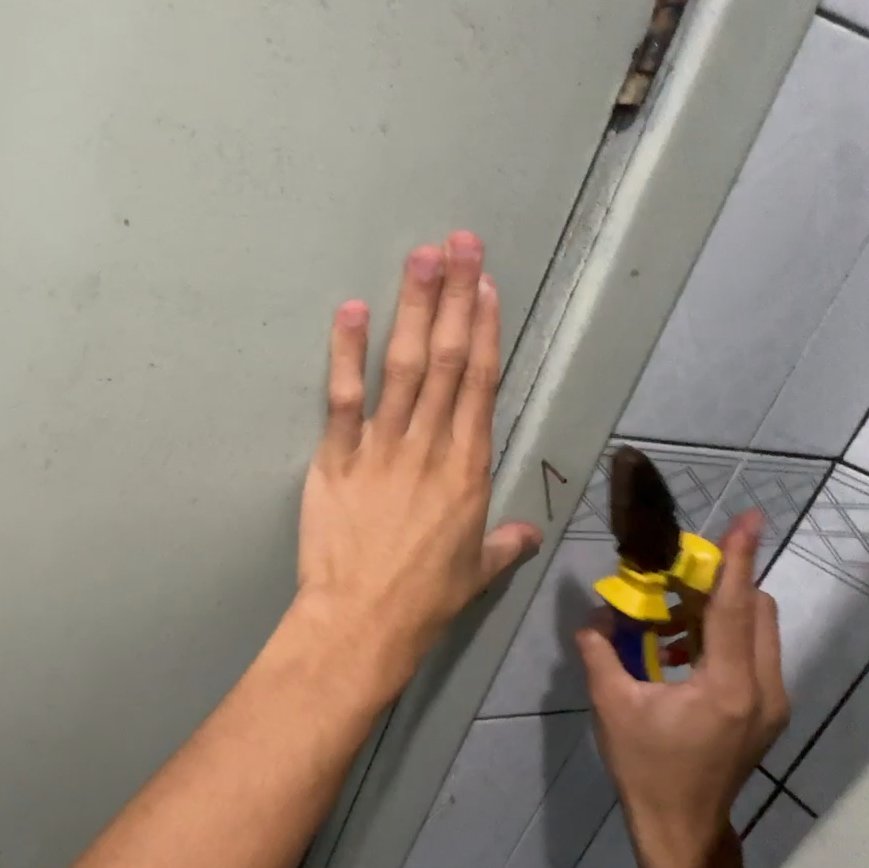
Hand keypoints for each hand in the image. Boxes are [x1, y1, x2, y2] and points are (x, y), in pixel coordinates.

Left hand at [292, 232, 541, 689]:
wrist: (363, 623)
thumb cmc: (423, 601)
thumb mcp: (475, 573)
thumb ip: (504, 544)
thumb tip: (531, 534)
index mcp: (469, 468)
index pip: (482, 383)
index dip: (485, 329)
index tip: (487, 286)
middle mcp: (431, 447)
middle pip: (449, 359)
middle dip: (455, 297)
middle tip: (459, 245)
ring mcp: (383, 449)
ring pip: (405, 367)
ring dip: (414, 309)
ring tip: (421, 259)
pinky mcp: (337, 460)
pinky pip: (344, 399)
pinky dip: (347, 353)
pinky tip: (350, 311)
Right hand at [575, 512, 787, 867]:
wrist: (681, 825)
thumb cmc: (645, 765)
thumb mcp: (611, 703)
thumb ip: (600, 650)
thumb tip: (594, 614)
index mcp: (726, 685)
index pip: (734, 608)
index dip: (738, 560)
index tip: (749, 520)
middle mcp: (762, 688)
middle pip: (756, 610)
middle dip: (722, 581)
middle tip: (676, 574)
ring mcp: (771, 702)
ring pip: (759, 630)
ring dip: (721, 609)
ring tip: (670, 617)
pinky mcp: (766, 712)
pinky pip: (753, 652)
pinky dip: (723, 634)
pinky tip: (680, 650)